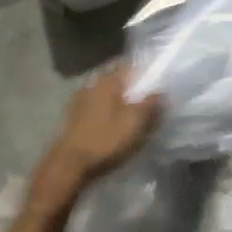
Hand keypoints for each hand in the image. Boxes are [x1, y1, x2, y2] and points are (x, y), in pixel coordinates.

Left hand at [46, 64, 159, 182]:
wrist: (70, 164)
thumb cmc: (106, 139)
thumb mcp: (135, 122)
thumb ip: (151, 104)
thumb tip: (161, 91)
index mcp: (108, 81)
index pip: (131, 67)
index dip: (147, 73)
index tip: (160, 82)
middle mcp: (93, 84)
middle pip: (119, 82)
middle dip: (134, 89)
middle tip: (150, 101)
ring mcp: (80, 101)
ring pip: (108, 96)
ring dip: (121, 102)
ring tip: (134, 115)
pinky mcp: (74, 118)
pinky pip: (98, 109)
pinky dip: (109, 114)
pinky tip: (115, 125)